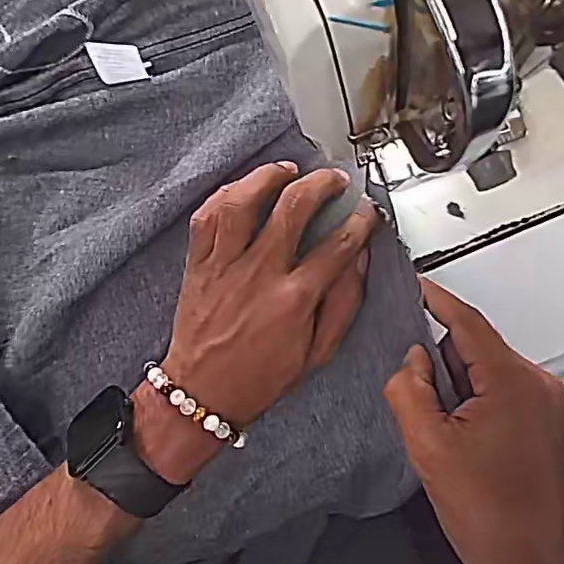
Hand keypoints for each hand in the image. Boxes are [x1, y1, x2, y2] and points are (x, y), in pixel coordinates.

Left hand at [135, 162, 380, 482]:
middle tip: (332, 180)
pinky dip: (225, 195)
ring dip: (268, 178)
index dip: (359, 221)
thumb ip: (343, 304)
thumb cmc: (258, 377)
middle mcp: (258, 275)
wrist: (203, 391)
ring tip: (287, 171)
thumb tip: (359, 262)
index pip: (336, 245)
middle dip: (320, 185)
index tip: (365, 211)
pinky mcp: (199, 264)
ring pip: (243, 203)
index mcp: (293, 300)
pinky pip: (205, 218)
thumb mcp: (317, 353)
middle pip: (292, 209)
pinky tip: (243, 188)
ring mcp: (224, 266)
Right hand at [385, 278, 563, 563]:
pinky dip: (475, 398)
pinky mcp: (547, 422)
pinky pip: (502, 390)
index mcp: (513, 382)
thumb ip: (409, 389)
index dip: (435, 298)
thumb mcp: (428, 447)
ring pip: (488, 369)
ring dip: (458, 384)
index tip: (415, 283)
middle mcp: (538, 385)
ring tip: (444, 430)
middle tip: (417, 392)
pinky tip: (461, 434)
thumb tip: (411, 360)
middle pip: (476, 346)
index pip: (467, 321)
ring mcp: (548, 404)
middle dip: (441, 360)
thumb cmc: (491, 517)